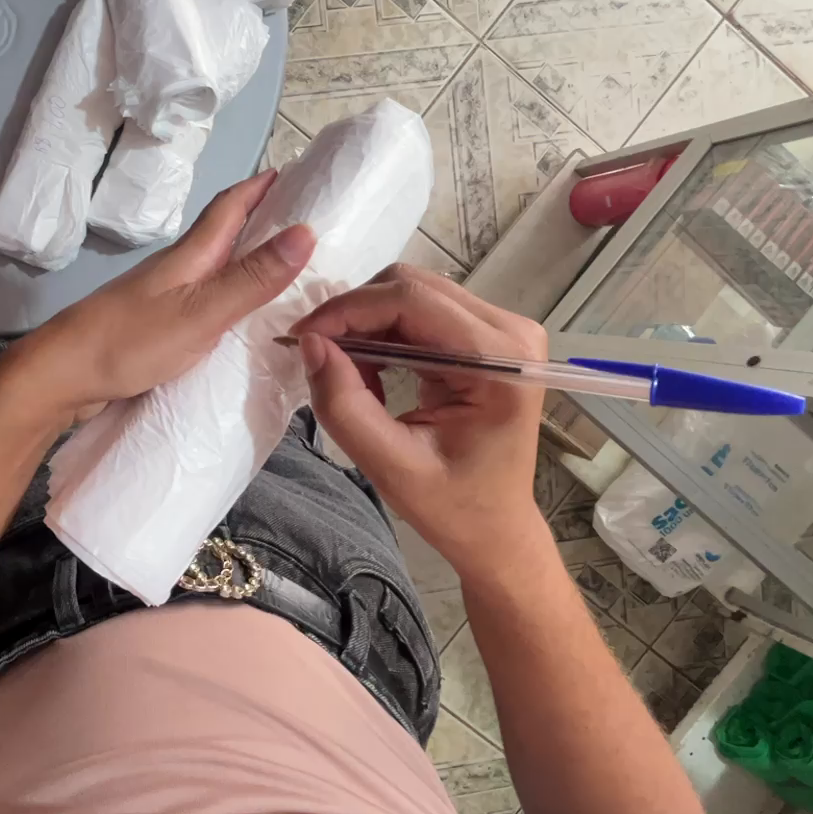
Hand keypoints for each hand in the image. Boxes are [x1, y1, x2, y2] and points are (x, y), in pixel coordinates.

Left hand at [0, 171, 314, 423]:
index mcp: (191, 256)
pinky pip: (202, 301)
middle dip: (261, 222)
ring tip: (284, 273)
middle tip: (304, 225)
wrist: (63, 375)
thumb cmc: (131, 341)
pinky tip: (239, 319)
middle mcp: (178, 268)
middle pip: (224, 235)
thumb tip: (306, 230)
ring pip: (213, 269)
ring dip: (245, 262)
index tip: (295, 173)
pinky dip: (228, 299)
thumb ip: (251, 278)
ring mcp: (163, 297)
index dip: (261, 187)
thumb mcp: (201, 312)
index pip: (230, 207)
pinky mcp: (154, 325)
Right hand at [290, 264, 547, 566]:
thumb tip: (311, 343)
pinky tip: (371, 372)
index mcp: (502, 363)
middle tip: (319, 357)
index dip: (349, 310)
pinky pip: (419, 310)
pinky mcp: (485, 335)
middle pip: (412, 286)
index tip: (302, 338)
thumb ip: (345, 405)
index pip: (412, 301)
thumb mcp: (389, 467)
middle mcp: (510, 331)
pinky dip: (382, 332)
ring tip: (348, 373)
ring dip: (366, 324)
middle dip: (354, 314)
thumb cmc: (452, 506)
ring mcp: (501, 329)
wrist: (496, 526)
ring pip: (411, 292)